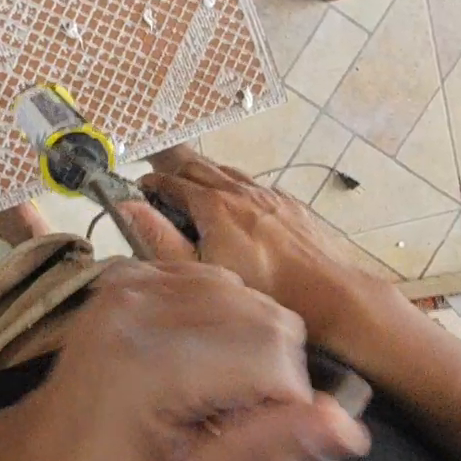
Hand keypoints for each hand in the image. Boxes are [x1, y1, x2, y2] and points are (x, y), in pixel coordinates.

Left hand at [0, 258, 368, 460]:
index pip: (271, 351)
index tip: (260, 429)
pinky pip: (205, 275)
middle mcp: (142, 306)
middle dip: (273, 365)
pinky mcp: (127, 271)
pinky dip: (219, 310)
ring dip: (248, 335)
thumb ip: (269, 450)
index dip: (287, 396)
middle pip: (263, 314)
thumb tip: (346, 422)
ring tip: (215, 381)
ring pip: (240, 288)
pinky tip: (195, 348)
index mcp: (153, 362)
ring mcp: (131, 281)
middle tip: (237, 408)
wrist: (45, 451)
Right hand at [126, 147, 365, 339]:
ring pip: (227, 172)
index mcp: (213, 205)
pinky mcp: (290, 204)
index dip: (152, 182)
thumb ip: (160, 238)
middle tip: (159, 174)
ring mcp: (268, 194)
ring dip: (204, 173)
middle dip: (174, 166)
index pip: (172, 181)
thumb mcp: (201, 271)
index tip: (140, 187)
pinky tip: (235, 202)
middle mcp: (240, 190)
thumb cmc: (264, 290)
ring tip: (192, 184)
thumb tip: (127, 206)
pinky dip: (233, 185)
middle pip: (198, 165)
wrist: (333, 295)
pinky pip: (253, 184)